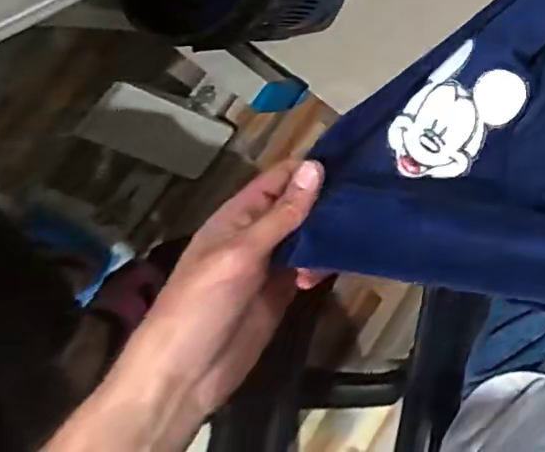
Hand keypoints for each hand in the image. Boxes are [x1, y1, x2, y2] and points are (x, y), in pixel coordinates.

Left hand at [46, 159, 323, 451]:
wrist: (180, 382)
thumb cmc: (199, 306)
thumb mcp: (240, 254)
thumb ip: (281, 214)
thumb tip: (316, 167)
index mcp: (240, 216)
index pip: (282, 177)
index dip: (311, 168)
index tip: (352, 161)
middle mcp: (258, 233)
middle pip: (301, 203)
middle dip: (328, 199)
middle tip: (364, 195)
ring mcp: (272, 262)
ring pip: (311, 233)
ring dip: (329, 233)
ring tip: (347, 236)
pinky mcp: (284, 288)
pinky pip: (313, 264)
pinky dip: (324, 263)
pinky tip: (323, 273)